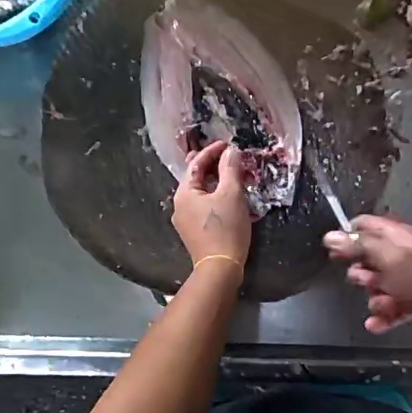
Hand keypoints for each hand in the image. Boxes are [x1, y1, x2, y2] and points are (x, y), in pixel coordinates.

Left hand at [173, 141, 250, 267]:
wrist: (219, 268)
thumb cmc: (225, 228)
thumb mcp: (231, 195)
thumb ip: (230, 170)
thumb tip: (231, 152)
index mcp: (184, 194)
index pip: (195, 165)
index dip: (212, 151)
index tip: (228, 144)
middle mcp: (180, 205)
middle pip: (195, 178)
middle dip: (211, 166)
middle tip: (225, 155)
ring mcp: (185, 220)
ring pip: (201, 193)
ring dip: (216, 182)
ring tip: (231, 175)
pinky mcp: (194, 232)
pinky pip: (204, 207)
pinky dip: (216, 197)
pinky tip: (228, 198)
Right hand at [323, 215, 411, 332]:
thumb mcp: (387, 258)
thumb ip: (358, 246)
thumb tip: (329, 236)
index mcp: (400, 238)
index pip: (368, 225)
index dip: (349, 233)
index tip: (333, 247)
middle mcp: (403, 255)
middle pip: (369, 257)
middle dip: (360, 271)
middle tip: (360, 279)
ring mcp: (408, 280)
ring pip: (377, 284)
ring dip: (373, 296)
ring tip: (381, 303)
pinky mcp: (411, 302)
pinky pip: (388, 305)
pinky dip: (382, 315)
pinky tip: (376, 323)